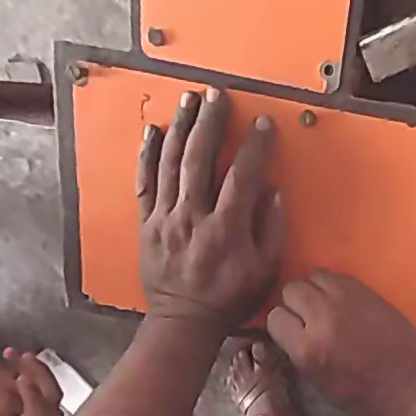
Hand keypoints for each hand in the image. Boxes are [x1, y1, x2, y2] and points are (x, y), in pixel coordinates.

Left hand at [137, 86, 285, 333]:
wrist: (184, 321)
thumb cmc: (228, 298)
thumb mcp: (264, 270)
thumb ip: (271, 229)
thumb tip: (271, 190)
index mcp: (226, 229)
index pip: (242, 176)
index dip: (254, 146)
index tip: (262, 124)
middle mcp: (192, 218)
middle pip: (200, 159)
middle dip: (210, 122)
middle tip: (218, 95)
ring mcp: (166, 219)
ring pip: (170, 164)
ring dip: (180, 128)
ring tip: (189, 100)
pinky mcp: (147, 224)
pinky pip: (144, 183)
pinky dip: (148, 156)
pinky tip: (153, 132)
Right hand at [267, 271, 415, 415]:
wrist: (407, 384)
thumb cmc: (362, 394)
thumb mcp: (317, 382)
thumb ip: (297, 352)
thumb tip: (287, 330)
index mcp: (306, 349)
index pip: (275, 318)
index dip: (282, 325)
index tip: (291, 332)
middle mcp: (321, 318)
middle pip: (291, 290)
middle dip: (295, 303)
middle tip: (307, 316)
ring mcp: (344, 299)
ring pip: (312, 276)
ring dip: (313, 289)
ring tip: (323, 304)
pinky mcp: (364, 290)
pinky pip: (335, 275)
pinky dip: (332, 285)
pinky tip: (341, 301)